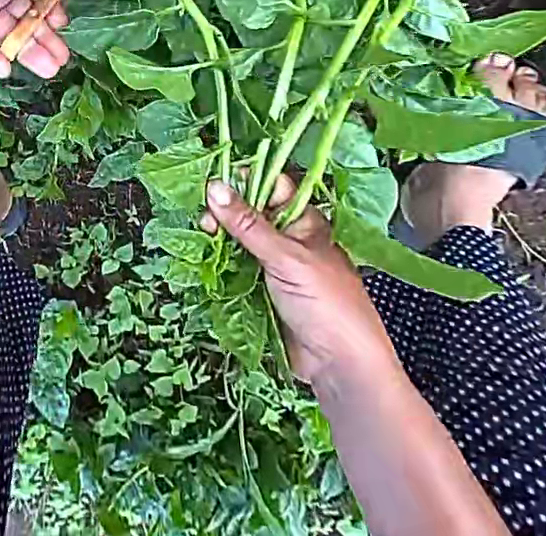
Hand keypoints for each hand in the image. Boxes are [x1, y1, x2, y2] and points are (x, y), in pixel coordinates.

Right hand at [202, 177, 399, 384]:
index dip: (245, 181)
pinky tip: (206, 259)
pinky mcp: (263, 289)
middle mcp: (288, 237)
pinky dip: (221, 263)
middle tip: (206, 221)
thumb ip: (248, 224)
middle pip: (251, 213)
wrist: (340, 365)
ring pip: (240, 241)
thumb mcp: (285, 256)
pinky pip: (237, 268)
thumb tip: (215, 187)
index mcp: (303, 220)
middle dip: (226, 212)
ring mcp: (275, 264)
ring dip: (221, 238)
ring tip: (204, 238)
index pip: (271, 186)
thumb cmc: (325, 302)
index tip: (214, 184)